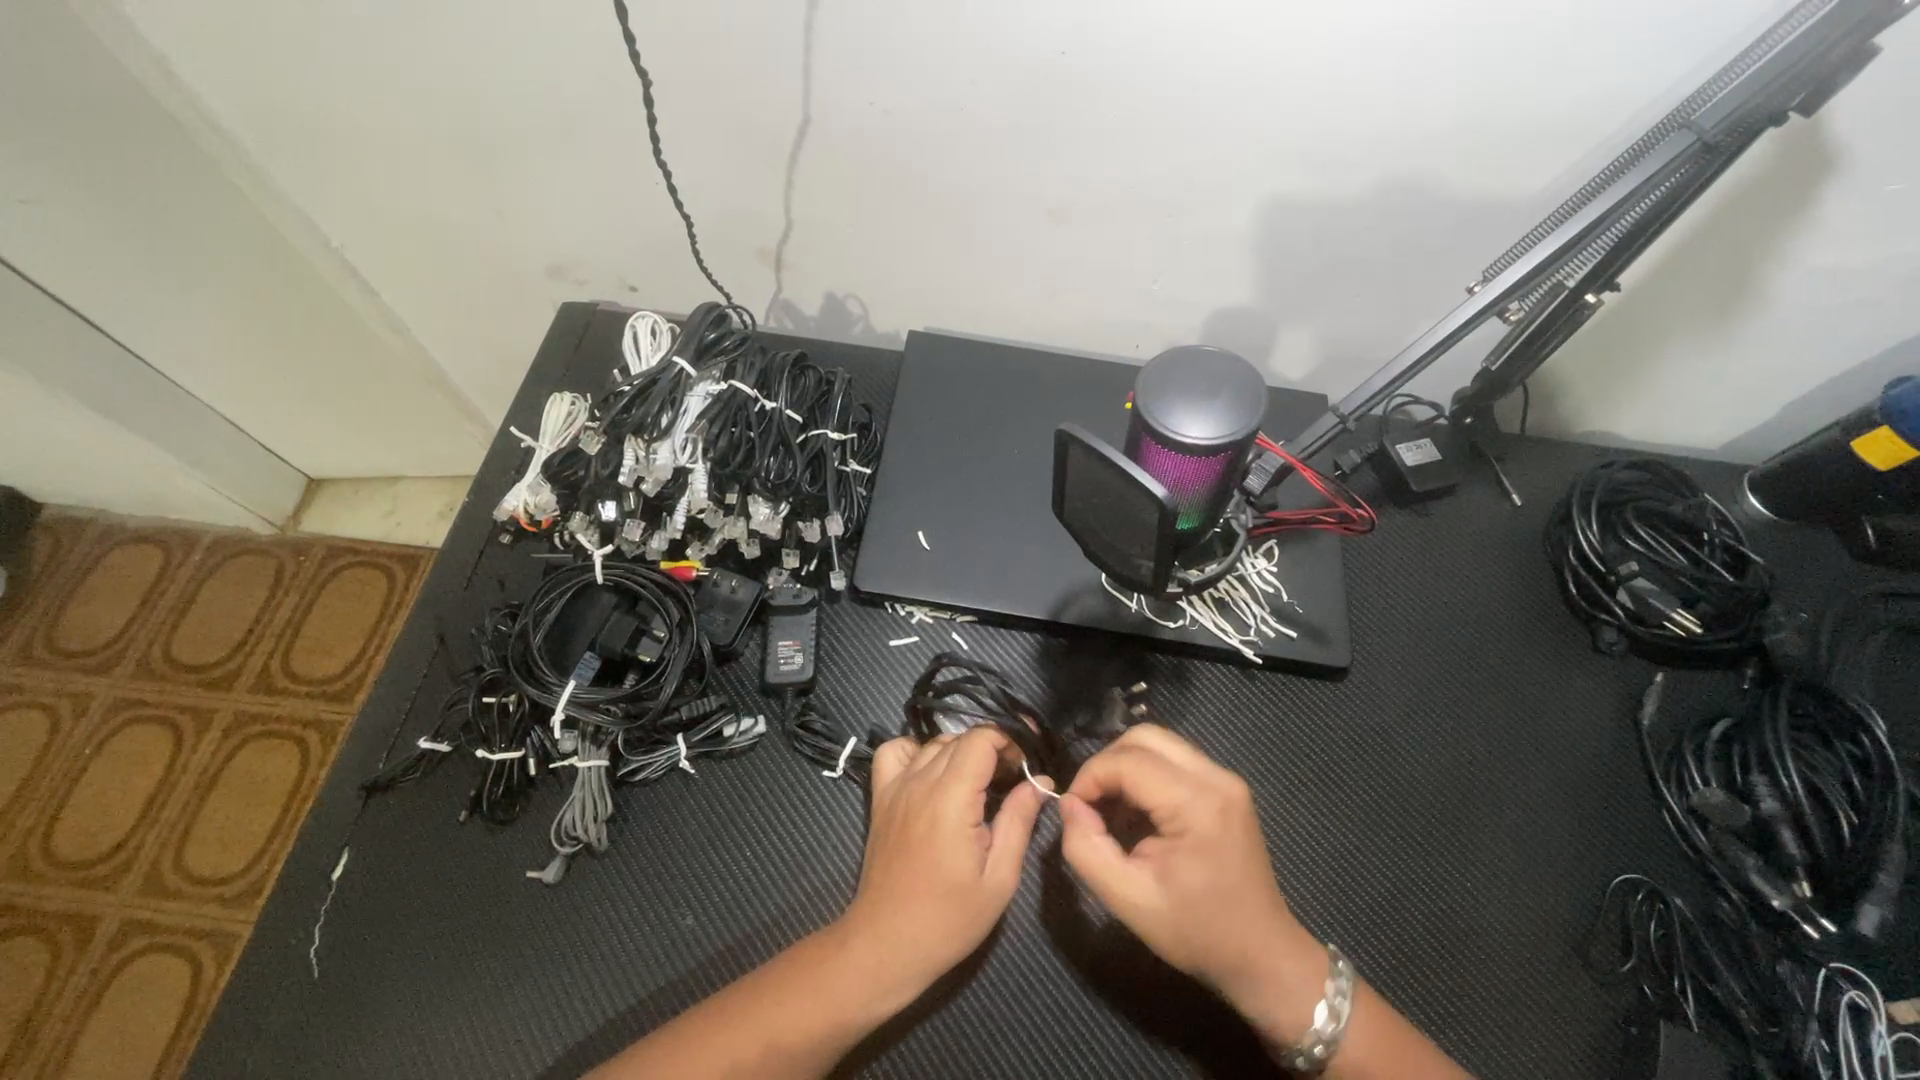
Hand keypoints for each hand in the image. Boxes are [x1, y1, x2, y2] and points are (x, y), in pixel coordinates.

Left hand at [836, 726, 1049, 999]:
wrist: (887, 943)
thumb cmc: (949, 919)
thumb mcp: (999, 878)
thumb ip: (1019, 821)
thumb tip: (1040, 780)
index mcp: (950, 799)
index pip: (981, 739)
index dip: (1009, 741)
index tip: (1026, 765)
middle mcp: (919, 783)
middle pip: (959, 738)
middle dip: (991, 748)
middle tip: (1012, 778)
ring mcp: (895, 788)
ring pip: (932, 743)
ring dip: (960, 751)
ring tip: (978, 781)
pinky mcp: (880, 798)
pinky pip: (893, 752)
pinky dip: (914, 750)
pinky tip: (933, 773)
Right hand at [1059, 725, 1323, 1037]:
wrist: (1260, 954)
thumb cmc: (1195, 931)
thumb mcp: (1127, 899)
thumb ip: (1086, 848)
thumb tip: (1070, 805)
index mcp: (1197, 803)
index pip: (1127, 760)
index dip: (1089, 777)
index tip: (1073, 812)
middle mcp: (1216, 778)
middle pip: (1144, 737)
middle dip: (1106, 764)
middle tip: (1090, 805)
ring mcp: (1226, 780)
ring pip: (1159, 744)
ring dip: (1125, 768)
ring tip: (1112, 812)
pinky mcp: (1226, 789)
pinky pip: (1174, 762)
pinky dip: (1146, 776)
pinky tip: (1138, 816)